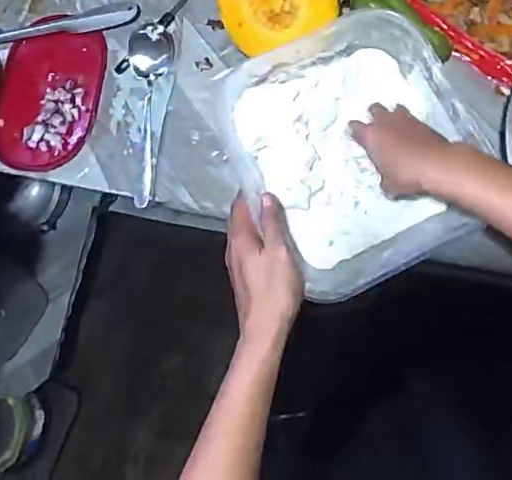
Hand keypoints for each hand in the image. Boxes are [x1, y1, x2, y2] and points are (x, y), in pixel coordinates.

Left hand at [226, 193, 301, 347]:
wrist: (263, 331)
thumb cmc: (274, 289)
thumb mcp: (279, 251)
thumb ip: (272, 223)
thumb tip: (265, 196)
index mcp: (239, 238)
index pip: (239, 206)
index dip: (249, 192)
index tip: (262, 179)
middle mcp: (232, 248)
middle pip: (238, 220)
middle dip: (251, 206)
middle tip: (270, 193)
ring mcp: (235, 264)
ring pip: (242, 235)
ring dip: (254, 223)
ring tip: (272, 213)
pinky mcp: (242, 277)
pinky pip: (246, 247)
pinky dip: (256, 237)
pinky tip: (269, 241)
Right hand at [349, 104, 465, 196]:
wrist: (436, 164)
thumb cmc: (406, 175)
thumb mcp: (390, 185)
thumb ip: (384, 179)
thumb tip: (385, 181)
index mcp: (371, 136)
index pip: (354, 127)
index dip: (355, 130)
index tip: (357, 136)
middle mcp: (384, 121)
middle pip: (374, 108)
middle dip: (375, 115)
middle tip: (379, 127)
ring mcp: (403, 118)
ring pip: (394, 108)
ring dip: (394, 115)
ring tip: (397, 126)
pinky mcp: (420, 120)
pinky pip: (410, 116)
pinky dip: (409, 122)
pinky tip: (413, 132)